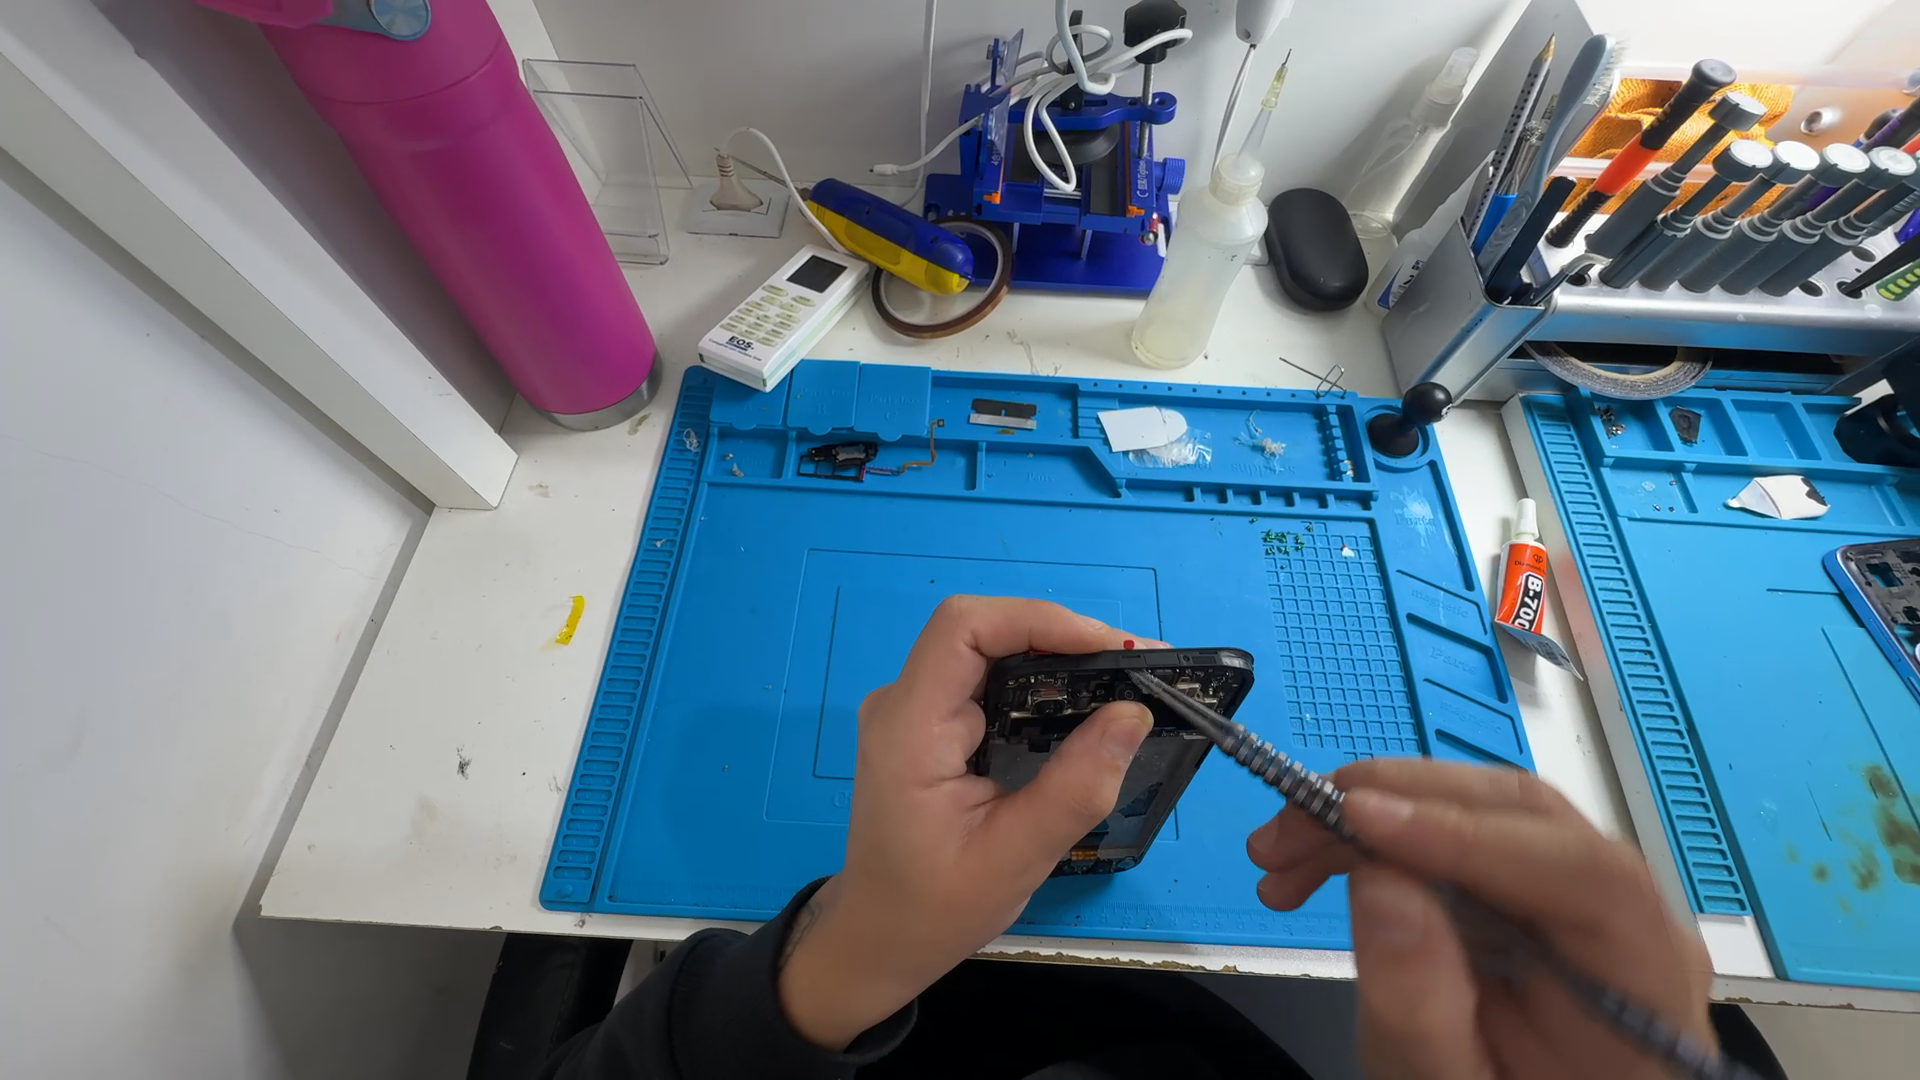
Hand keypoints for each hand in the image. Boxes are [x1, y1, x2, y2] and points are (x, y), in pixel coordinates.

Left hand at [777, 597, 1160, 1048]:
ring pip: (988, 648)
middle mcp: (904, 700)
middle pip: (981, 631)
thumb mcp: (1014, 860)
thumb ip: (1074, 788)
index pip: (963, 628)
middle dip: (1061, 636)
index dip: (1036, 620)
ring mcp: (914, 706)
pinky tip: (1080, 699)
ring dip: (1055, 654)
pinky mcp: (931, 719)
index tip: (1109, 648)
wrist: (879, 935)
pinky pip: (987, 676)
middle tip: (1136, 664)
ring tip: (1122, 677)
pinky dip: (1038, 679)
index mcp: (909, 727)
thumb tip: (1133, 714)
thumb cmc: (934, 908)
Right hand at [1247, 759, 1713, 1079]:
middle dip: (1390, 802)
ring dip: (1360, 809)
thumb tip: (1378, 879)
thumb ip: (1418, 1004)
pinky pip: (1435, 823)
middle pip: (1519, 814)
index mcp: (1637, 994)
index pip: (1584, 877)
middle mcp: (1617, 921)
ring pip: (1466, 802)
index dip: (1467, 833)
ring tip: (1277, 852)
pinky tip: (1306, 863)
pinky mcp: (1506, 878)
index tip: (1357, 818)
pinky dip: (1360, 831)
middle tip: (1290, 829)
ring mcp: (1560, 890)